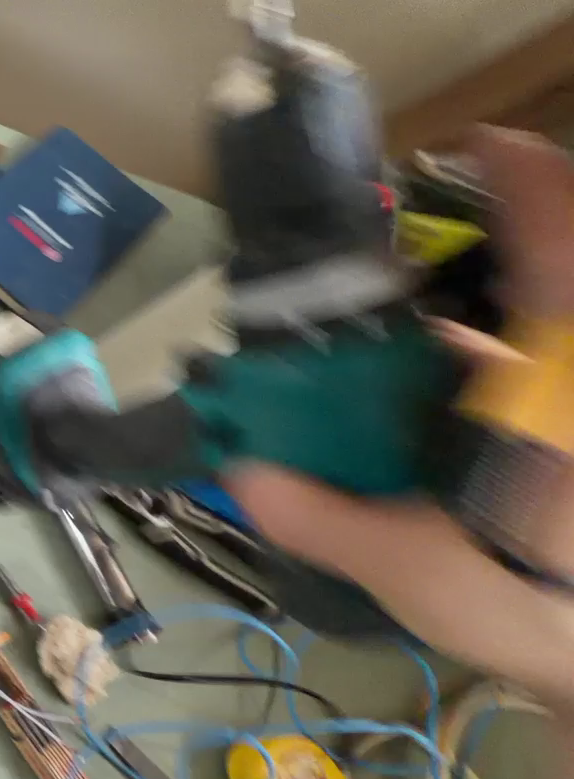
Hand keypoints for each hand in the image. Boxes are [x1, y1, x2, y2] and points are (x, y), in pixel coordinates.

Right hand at [225, 128, 573, 709]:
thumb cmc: (546, 615)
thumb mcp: (423, 574)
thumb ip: (329, 523)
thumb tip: (244, 476)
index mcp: (557, 399)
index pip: (563, 265)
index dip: (532, 193)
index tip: (468, 156)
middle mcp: (565, 390)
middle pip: (525, 293)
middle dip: (444, 277)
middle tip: (348, 294)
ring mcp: (558, 414)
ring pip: (511, 340)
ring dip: (433, 336)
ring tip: (345, 360)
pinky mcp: (549, 443)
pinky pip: (507, 384)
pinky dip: (448, 382)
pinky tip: (384, 411)